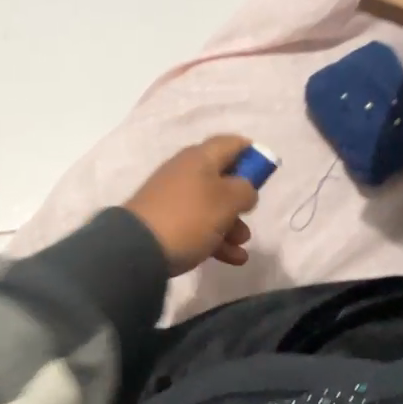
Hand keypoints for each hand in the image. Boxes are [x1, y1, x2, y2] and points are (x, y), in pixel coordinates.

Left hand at [124, 136, 260, 276]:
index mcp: (199, 158)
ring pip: (211, 207)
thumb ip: (245, 190)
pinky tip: (232, 259)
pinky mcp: (166, 224)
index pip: (230, 144)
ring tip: (241, 246)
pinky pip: (198, 227)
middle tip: (249, 216)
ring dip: (231, 226)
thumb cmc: (189, 218)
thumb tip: (244, 190)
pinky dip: (216, 240)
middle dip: (241, 200)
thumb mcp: (227, 201)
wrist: (137, 250)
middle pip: (221, 179)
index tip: (266, 172)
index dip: (251, 154)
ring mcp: (173, 199)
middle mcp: (185, 173)